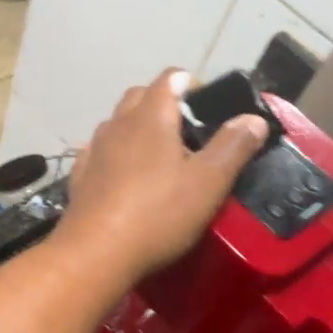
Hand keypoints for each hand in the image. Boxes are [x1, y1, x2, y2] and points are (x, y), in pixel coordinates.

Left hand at [56, 69, 267, 281]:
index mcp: (151, 115)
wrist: (95, 254)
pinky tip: (124, 179)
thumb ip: (233, 147)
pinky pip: (100, 154)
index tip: (209, 114)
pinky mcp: (79, 178)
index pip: (171, 78)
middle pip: (140, 96)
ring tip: (158, 160)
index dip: (193, 87)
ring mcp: (94, 150)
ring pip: (117, 124)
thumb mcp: (208, 183)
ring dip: (137, 131)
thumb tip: (253, 119)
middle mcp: (117, 123)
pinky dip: (115, 157)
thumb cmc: (158, 214)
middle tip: (187, 137)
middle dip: (164, 105)